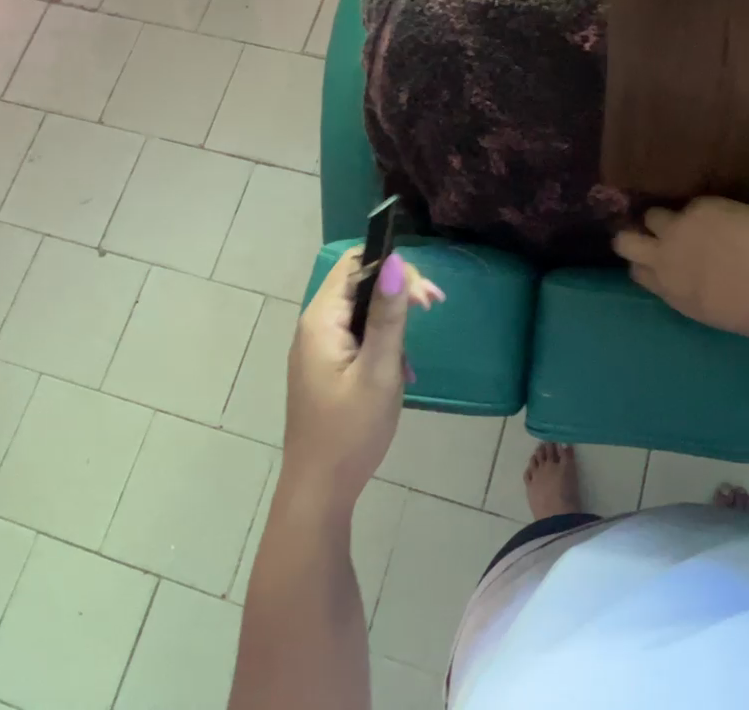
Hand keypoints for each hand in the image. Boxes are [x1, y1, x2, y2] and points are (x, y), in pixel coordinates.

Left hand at [282, 248, 442, 514]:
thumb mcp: (379, 371)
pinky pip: (357, 336)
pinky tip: (401, 370)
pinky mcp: (325, 366)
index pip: (356, 264)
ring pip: (360, 310)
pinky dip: (382, 342)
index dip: (394, 268)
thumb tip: (396, 260)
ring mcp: (317, 347)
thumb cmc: (351, 430)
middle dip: (398, 291)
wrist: (320, 487)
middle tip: (434, 310)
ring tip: (415, 352)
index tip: (427, 298)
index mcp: (321, 321)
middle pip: (359, 283)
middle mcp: (314, 326)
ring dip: (393, 319)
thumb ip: (388, 315)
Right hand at [615, 198, 748, 340]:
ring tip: (695, 220)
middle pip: (626, 240)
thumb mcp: (707, 309)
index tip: (657, 257)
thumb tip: (682, 273)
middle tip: (654, 231)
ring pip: (654, 215)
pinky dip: (708, 210)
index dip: (646, 262)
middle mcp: (664, 258)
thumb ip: (685, 288)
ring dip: (669, 218)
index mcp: (669, 289)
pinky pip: (694, 204)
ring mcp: (679, 229)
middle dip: (635, 234)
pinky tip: (731, 218)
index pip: (637, 271)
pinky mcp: (701, 206)